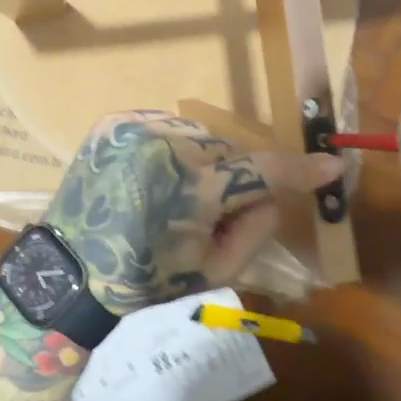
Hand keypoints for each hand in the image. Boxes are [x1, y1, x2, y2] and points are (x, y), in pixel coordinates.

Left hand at [44, 111, 344, 316]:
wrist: (70, 269)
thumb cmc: (144, 278)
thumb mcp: (211, 273)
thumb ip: (254, 231)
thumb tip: (274, 196)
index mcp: (194, 190)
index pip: (261, 171)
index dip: (299, 170)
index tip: (330, 163)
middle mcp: (168, 147)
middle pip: (226, 150)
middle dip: (229, 174)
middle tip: (211, 206)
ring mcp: (137, 129)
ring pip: (196, 134)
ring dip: (199, 157)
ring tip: (172, 192)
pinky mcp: (114, 122)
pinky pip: (163, 125)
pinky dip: (169, 146)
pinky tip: (152, 177)